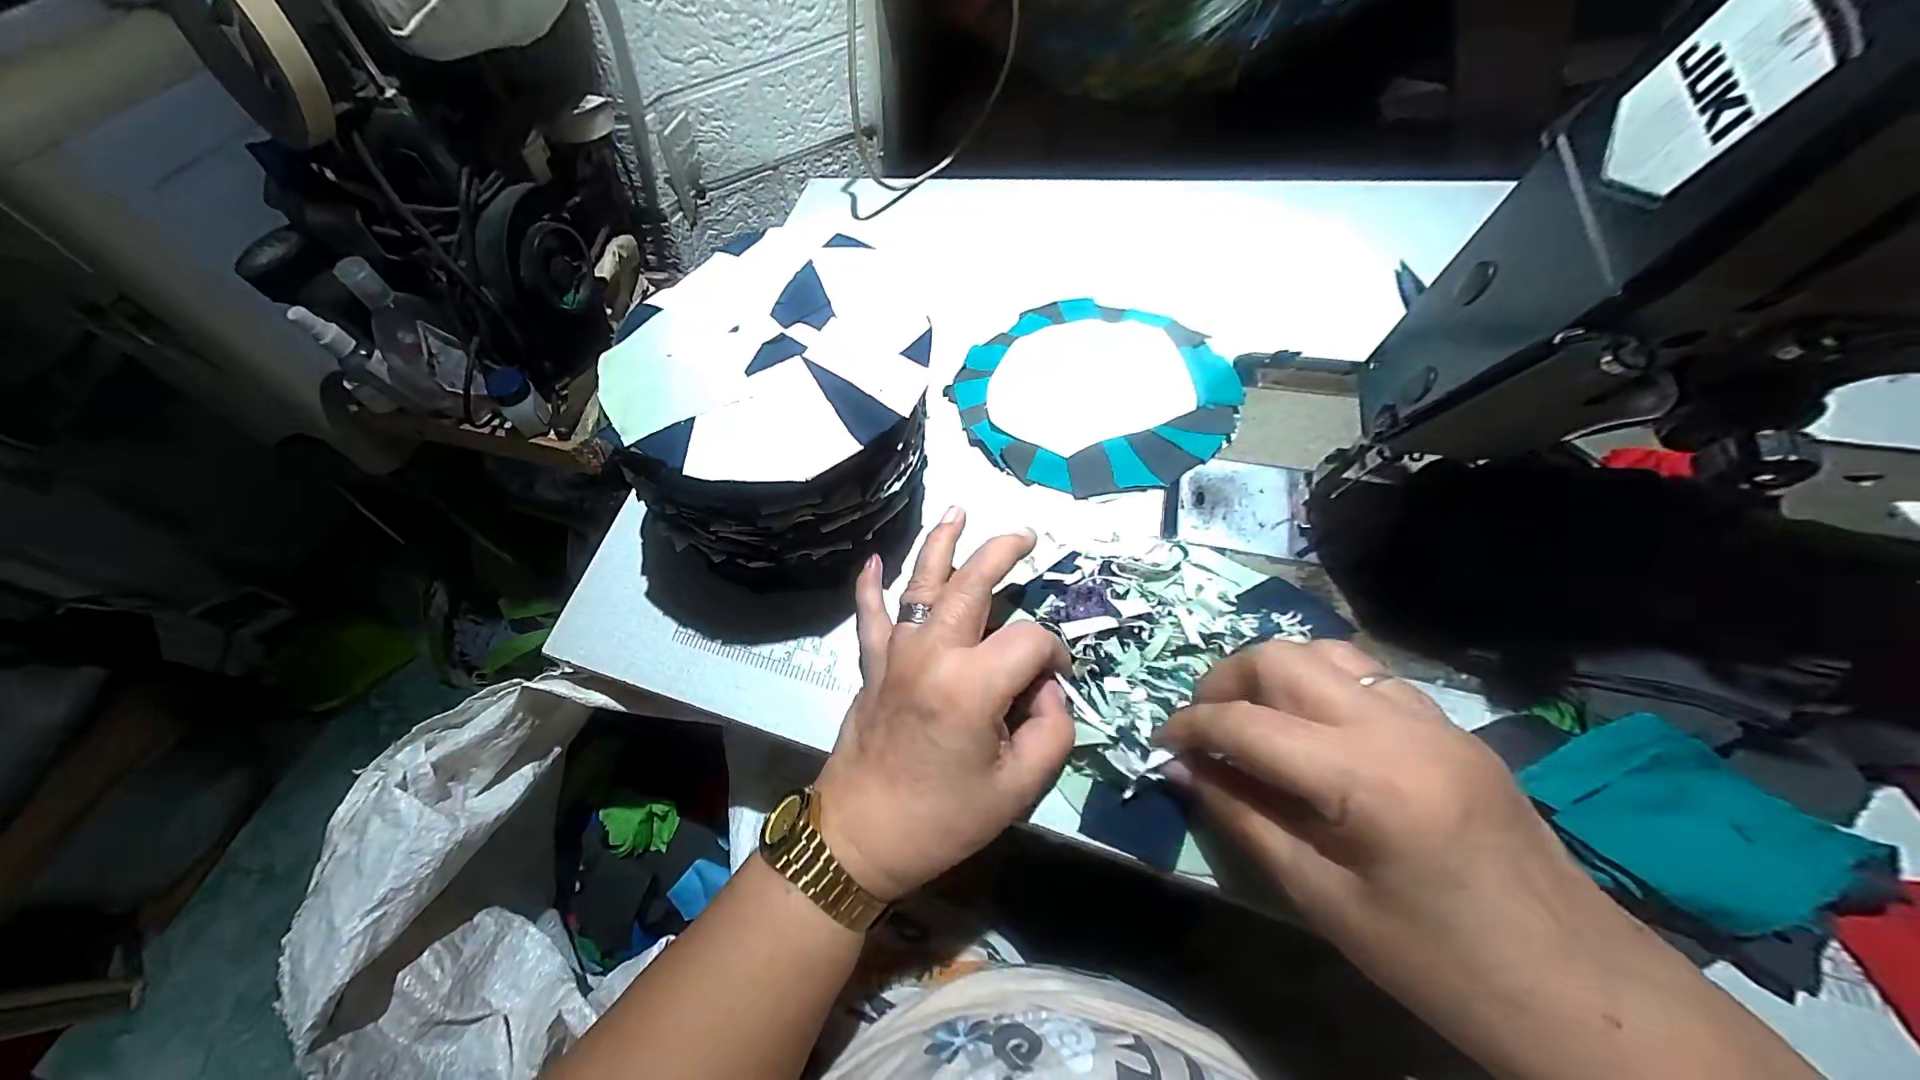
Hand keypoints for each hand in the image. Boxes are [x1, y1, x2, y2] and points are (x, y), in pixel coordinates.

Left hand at [811, 507, 1072, 901]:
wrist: (860, 836)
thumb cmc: (942, 819)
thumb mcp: (1018, 789)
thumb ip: (1052, 732)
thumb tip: (1047, 689)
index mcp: (972, 684)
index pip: (1031, 641)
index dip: (1055, 655)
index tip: (1056, 683)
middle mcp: (931, 653)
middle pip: (973, 584)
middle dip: (1002, 553)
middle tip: (1026, 536)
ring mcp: (895, 654)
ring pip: (920, 584)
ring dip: (941, 544)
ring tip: (958, 511)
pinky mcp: (872, 665)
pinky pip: (868, 615)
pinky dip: (870, 585)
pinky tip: (875, 559)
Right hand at [1157, 640, 1602, 981]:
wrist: (1580, 989)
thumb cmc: (1438, 961)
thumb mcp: (1322, 898)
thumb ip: (1243, 819)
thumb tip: (1184, 769)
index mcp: (1367, 779)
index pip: (1247, 723)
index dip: (1191, 727)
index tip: (1163, 743)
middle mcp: (1398, 726)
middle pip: (1281, 659)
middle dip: (1224, 682)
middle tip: (1203, 726)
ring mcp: (1432, 718)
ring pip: (1323, 652)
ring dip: (1271, 674)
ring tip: (1249, 718)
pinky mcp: (1450, 726)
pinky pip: (1366, 675)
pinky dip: (1319, 684)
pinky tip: (1309, 728)